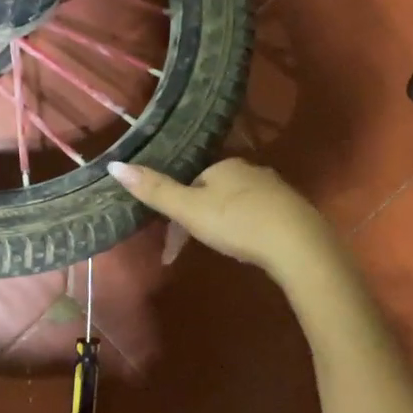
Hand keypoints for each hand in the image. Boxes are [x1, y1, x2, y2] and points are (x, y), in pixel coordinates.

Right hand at [108, 158, 337, 273]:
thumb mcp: (188, 209)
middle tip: (187, 248)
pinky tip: (245, 247)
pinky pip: (256, 215)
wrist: (298, 245)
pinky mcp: (290, 211)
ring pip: (234, 203)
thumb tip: (114, 165)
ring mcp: (273, 189)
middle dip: (196, 217)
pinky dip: (243, 229)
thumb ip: (154, 190)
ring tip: (216, 248)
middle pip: (211, 191)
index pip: (189, 180)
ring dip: (220, 224)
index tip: (169, 236)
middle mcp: (249, 169)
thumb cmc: (237, 222)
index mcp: (223, 164)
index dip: (175, 207)